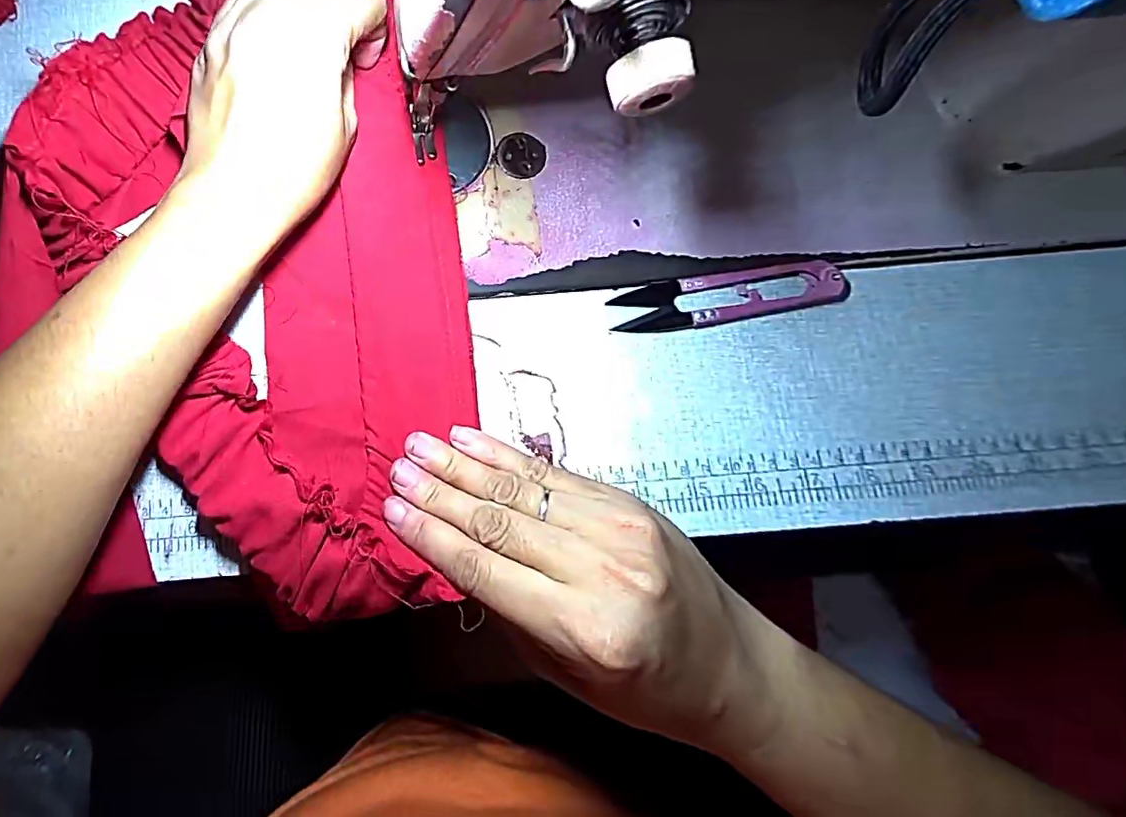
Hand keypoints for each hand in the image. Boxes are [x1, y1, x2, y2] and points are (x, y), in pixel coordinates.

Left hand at [171, 0, 387, 242]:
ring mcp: (236, 26)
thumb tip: (340, 57)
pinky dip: (259, 4)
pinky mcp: (210, 44)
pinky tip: (266, 32)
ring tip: (303, 21)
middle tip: (343, 20)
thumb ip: (346, 73)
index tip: (366, 49)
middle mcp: (274, 15)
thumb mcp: (344, 123)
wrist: (230, 195)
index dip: (375, 24)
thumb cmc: (282, 173)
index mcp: (319, 31)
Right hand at [382, 426, 791, 755]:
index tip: (392, 511)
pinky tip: (466, 439)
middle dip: (438, 494)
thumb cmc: (642, 686)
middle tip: (397, 471)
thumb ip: (505, 606)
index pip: (484, 568)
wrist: (733, 670)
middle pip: (496, 522)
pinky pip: (551, 474)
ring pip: (518, 489)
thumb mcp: (563, 671)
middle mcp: (605, 574)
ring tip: (418, 447)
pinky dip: (503, 454)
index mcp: (587, 630)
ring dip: (460, 464)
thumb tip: (448, 548)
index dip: (430, 536)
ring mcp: (620, 530)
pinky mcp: (627, 503)